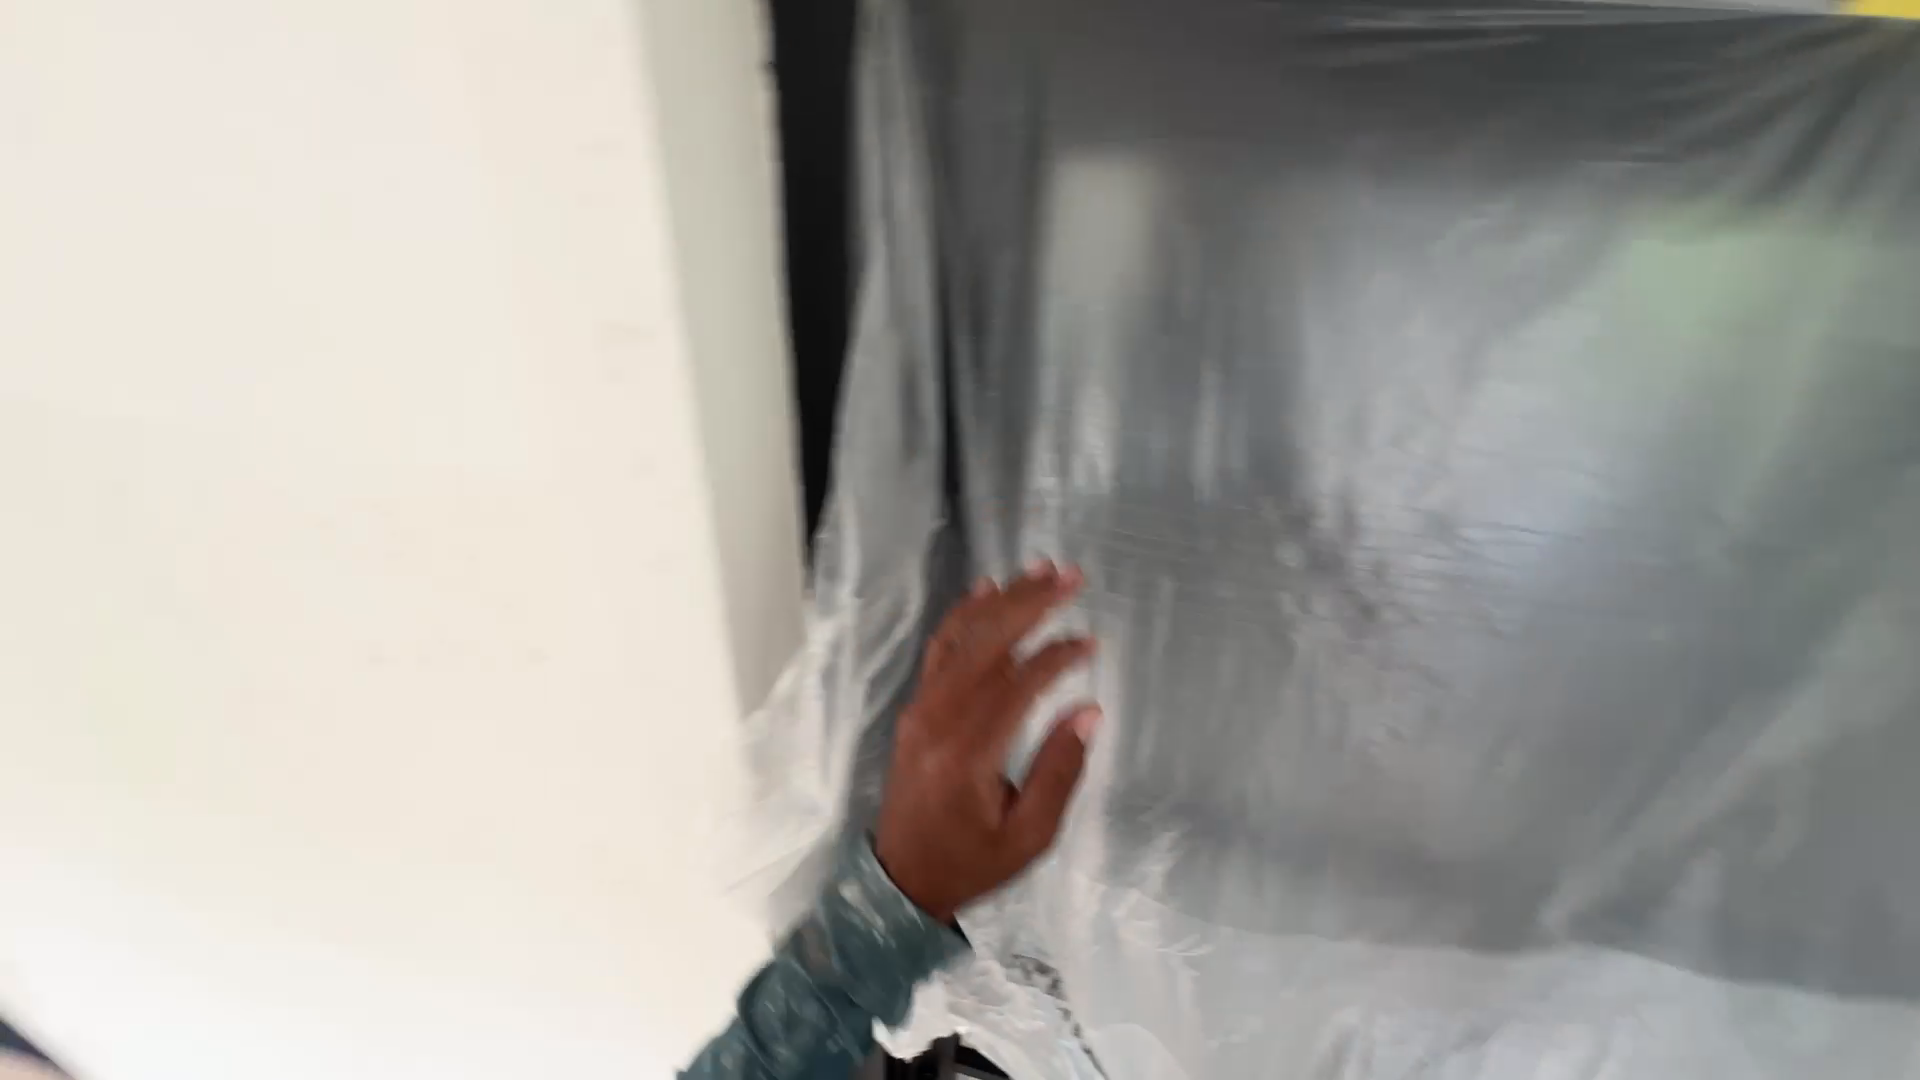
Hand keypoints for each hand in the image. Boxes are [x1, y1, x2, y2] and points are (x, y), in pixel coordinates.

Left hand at [874, 561, 1101, 921]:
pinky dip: (964, 616)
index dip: (1057, 656)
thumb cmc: (972, 861)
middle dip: (1031, 604)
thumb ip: (1059, 771)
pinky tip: (986, 592)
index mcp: (969, 753)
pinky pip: (940, 650)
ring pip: (962, 637)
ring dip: (1002, 600)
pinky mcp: (915, 707)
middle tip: (1070, 576)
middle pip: (987, 644)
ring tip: (1038, 570)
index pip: (1019, 684)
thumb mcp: (1029, 836)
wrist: (901, 878)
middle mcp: (938, 718)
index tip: (1090, 643)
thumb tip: (1088, 711)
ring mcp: (921, 708)